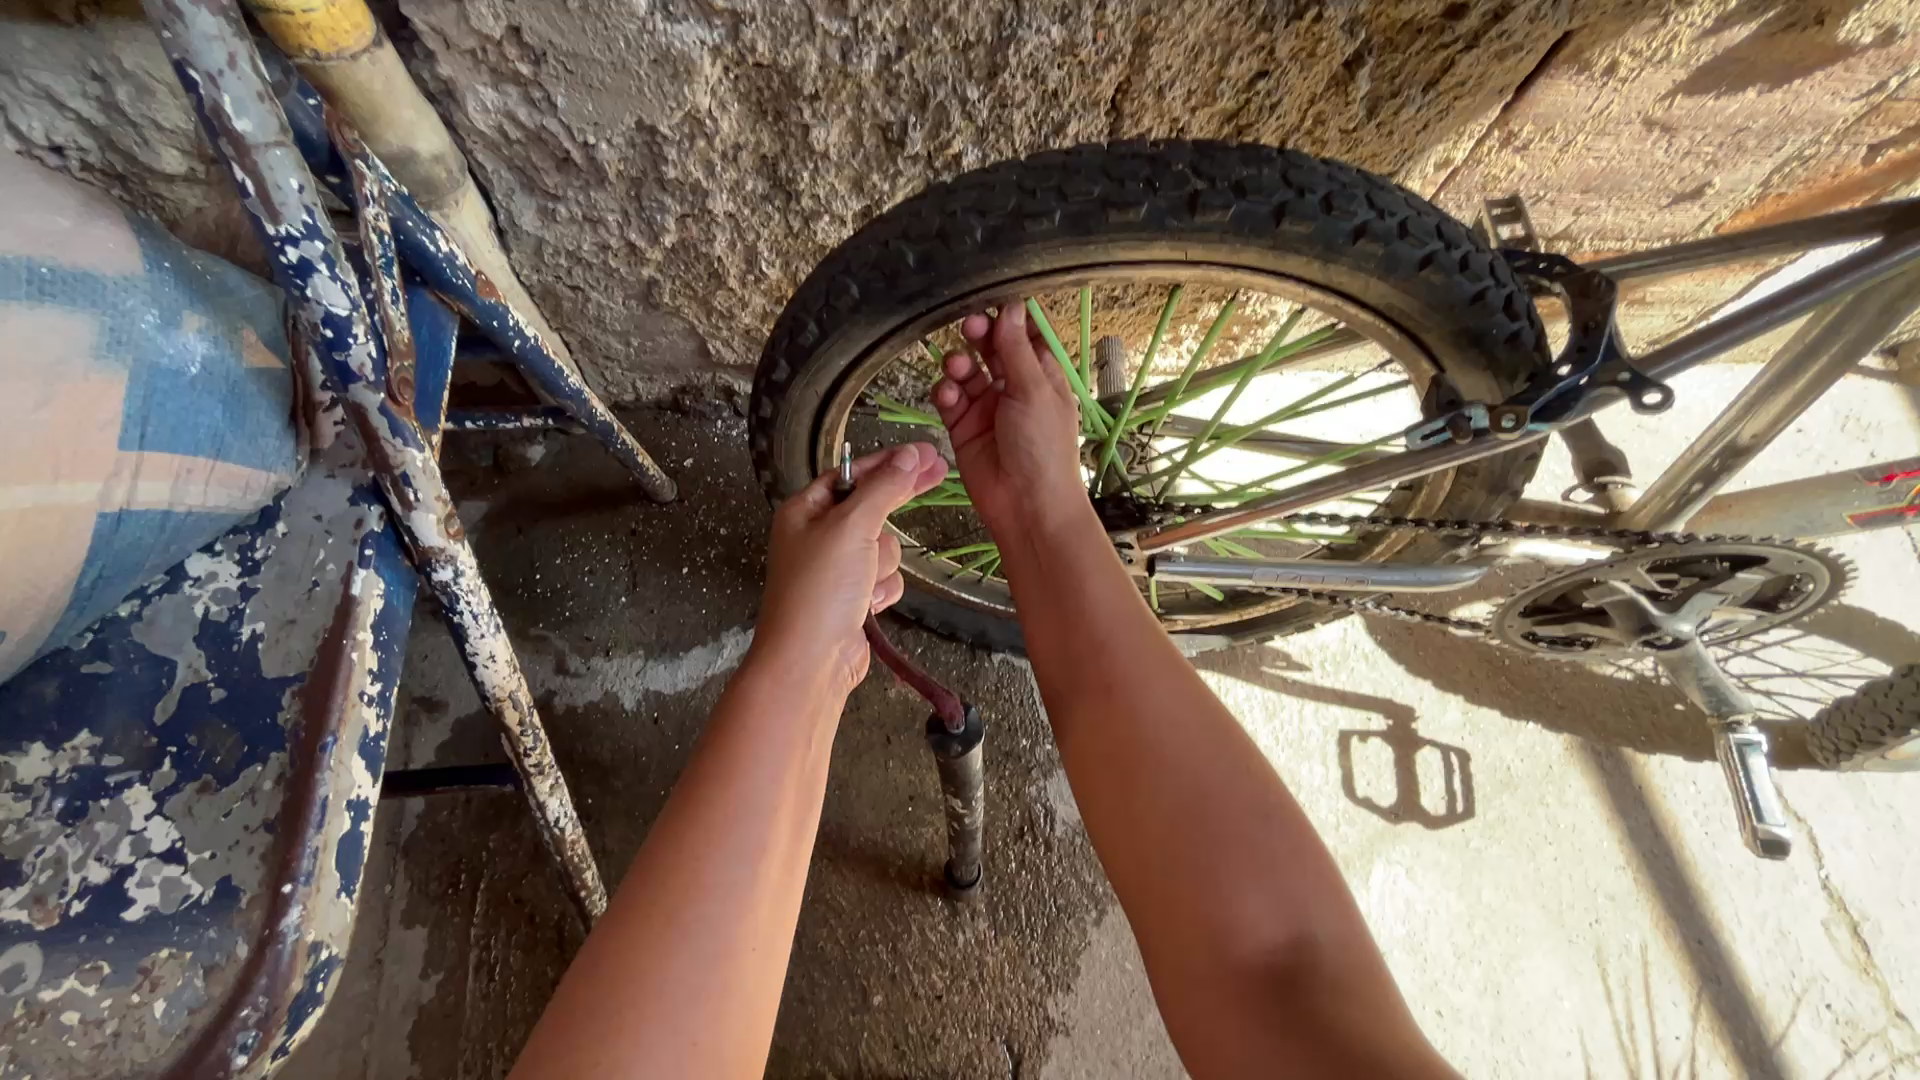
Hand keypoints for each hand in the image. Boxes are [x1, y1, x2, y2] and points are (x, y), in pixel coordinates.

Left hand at [754, 442, 948, 694]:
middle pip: (872, 507)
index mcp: (805, 510)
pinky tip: (868, 604)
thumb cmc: (820, 589)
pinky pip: (885, 579)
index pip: (853, 474)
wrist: (811, 661)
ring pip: (884, 547)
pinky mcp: (853, 598)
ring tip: (865, 581)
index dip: (889, 461)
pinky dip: (882, 590)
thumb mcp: (852, 527)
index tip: (925, 452)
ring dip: (883, 563)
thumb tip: (909, 457)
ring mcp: (836, 569)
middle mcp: (818, 535)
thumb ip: (883, 489)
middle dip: (897, 501)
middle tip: (940, 471)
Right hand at [931, 303, 1088, 542]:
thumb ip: (1017, 349)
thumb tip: (1011, 306)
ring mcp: (988, 407)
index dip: (1010, 317)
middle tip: (970, 326)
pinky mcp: (964, 427)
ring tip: (958, 368)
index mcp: (1043, 376)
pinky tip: (948, 396)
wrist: (1026, 505)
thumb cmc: (1043, 448)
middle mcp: (1015, 387)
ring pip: (967, 371)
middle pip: (993, 347)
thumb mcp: (1034, 391)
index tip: (993, 301)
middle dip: (980, 334)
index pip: (1026, 334)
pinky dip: (946, 393)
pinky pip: (949, 399)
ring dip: (960, 364)